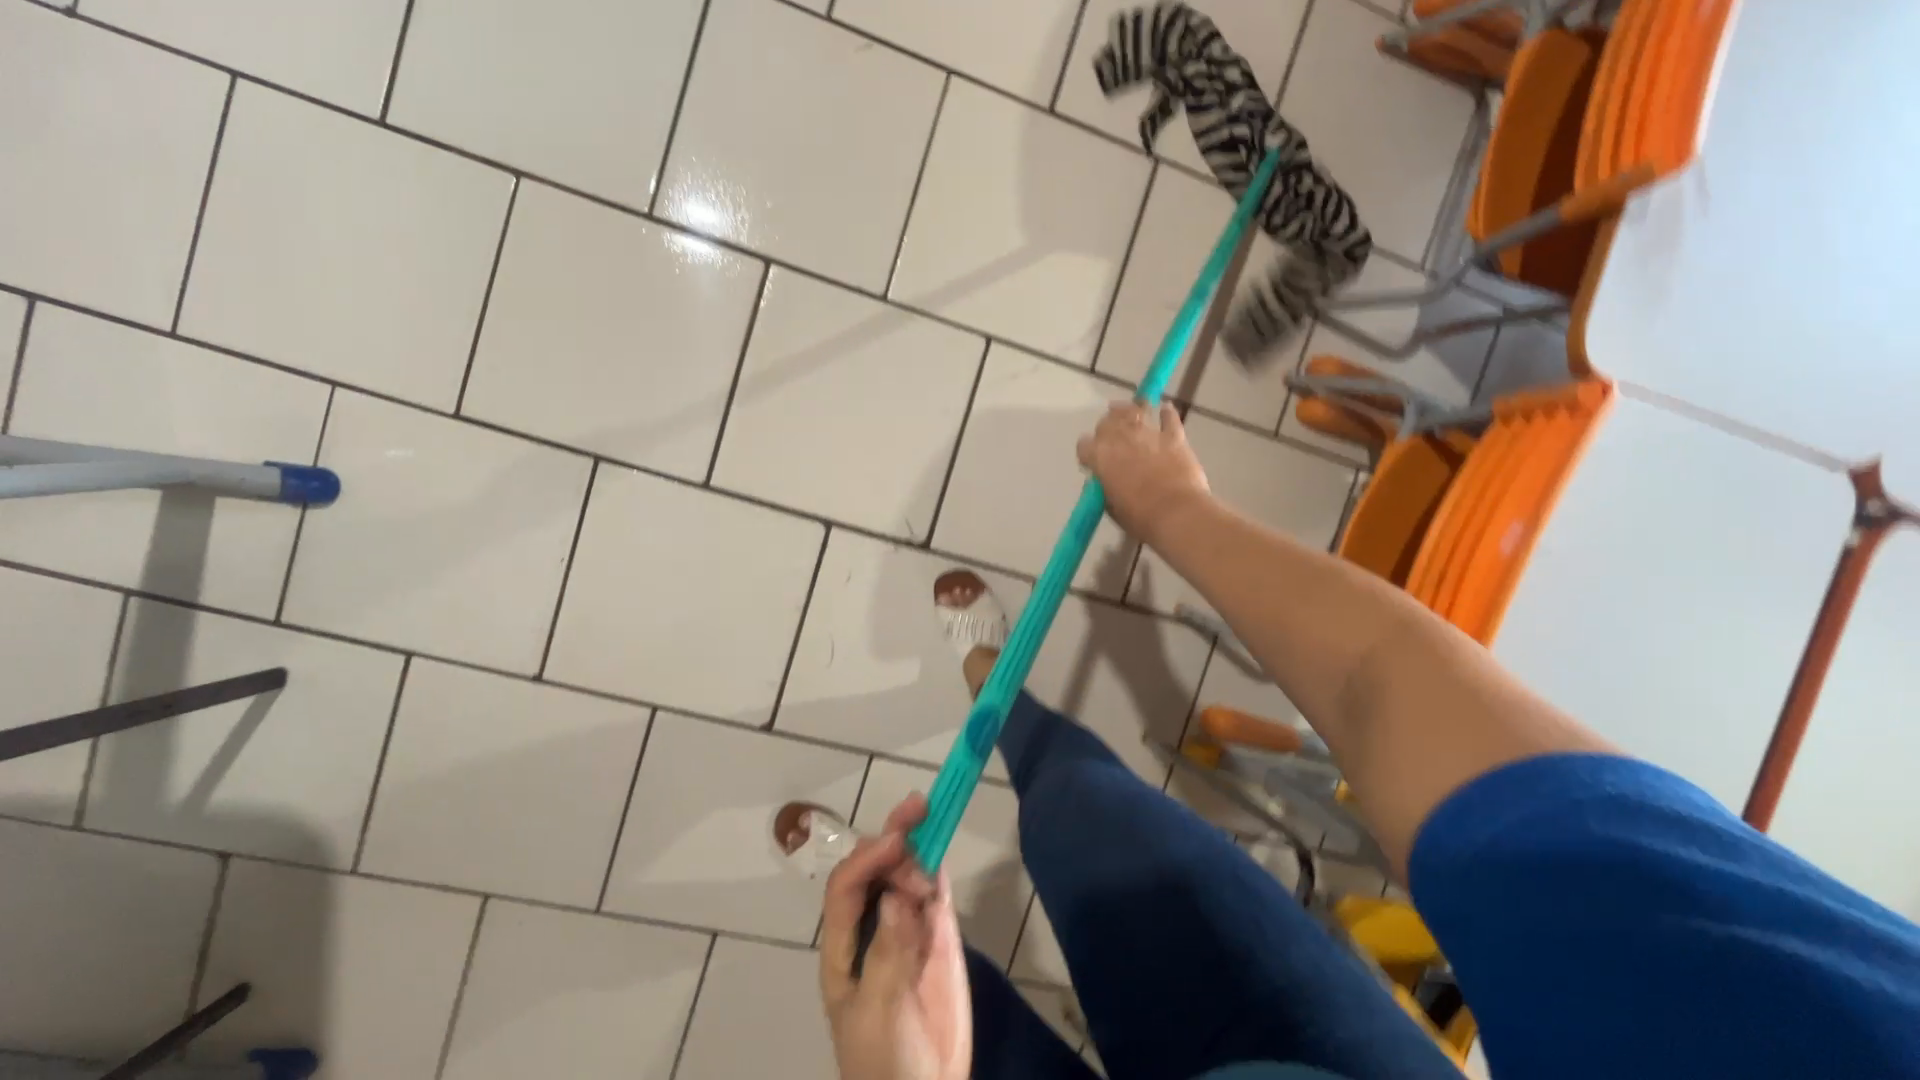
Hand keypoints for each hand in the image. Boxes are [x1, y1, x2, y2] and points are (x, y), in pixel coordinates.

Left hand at [819, 794, 970, 1079]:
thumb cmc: (884, 1059)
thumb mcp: (879, 1011)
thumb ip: (889, 953)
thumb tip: (898, 896)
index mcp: (844, 947)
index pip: (847, 888)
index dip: (868, 858)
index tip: (897, 842)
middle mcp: (873, 929)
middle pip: (877, 872)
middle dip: (893, 838)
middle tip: (918, 806)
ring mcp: (908, 932)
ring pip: (908, 878)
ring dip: (918, 850)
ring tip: (933, 822)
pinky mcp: (939, 941)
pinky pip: (937, 899)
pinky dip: (939, 874)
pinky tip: (942, 852)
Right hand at [1076, 402, 1210, 542]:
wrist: (1177, 513)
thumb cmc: (1140, 517)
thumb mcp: (1111, 507)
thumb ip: (1105, 488)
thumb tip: (1104, 480)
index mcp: (1100, 456)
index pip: (1084, 445)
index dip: (1087, 452)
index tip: (1092, 460)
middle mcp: (1120, 438)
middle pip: (1108, 422)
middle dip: (1107, 426)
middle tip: (1110, 432)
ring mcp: (1148, 434)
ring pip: (1135, 410)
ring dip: (1130, 409)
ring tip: (1131, 408)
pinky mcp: (1173, 436)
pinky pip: (1169, 418)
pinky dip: (1166, 413)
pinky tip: (1166, 408)